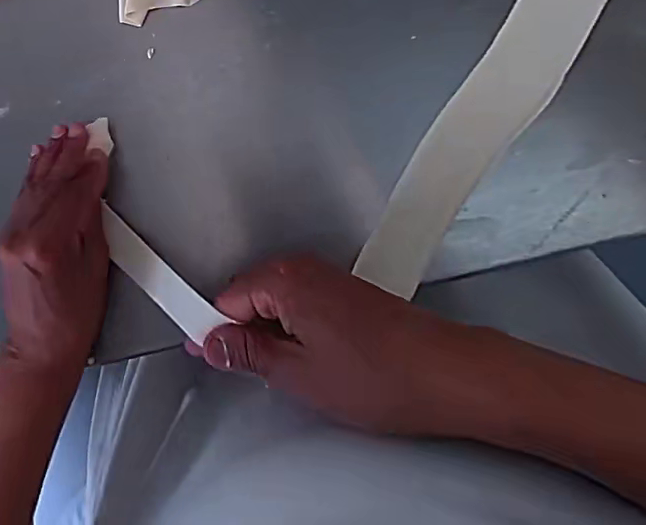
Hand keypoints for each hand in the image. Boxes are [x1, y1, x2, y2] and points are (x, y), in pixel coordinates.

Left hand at [0, 123, 110, 372]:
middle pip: (52, 184)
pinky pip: (23, 196)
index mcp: (48, 245)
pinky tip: (40, 154)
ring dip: (51, 156)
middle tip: (81, 128)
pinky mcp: (6, 234)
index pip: (74, 195)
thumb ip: (91, 220)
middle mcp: (23, 234)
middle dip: (68, 153)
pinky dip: (33, 173)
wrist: (37, 348)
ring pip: (34, 185)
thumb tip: (93, 183)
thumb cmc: (76, 316)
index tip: (101, 149)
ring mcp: (10, 233)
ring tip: (63, 132)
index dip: (90, 170)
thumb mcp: (96, 267)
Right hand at [188, 254, 540, 438]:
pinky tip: (305, 356)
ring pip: (271, 298)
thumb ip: (248, 355)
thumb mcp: (299, 377)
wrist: (445, 373)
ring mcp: (322, 275)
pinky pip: (295, 299)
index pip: (224, 297)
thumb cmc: (384, 373)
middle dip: (237, 328)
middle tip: (240, 367)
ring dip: (265, 328)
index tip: (200, 348)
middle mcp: (301, 267)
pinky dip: (288, 324)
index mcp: (284, 281)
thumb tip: (216, 344)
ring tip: (283, 369)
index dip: (208, 327)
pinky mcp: (338, 287)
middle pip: (245, 293)